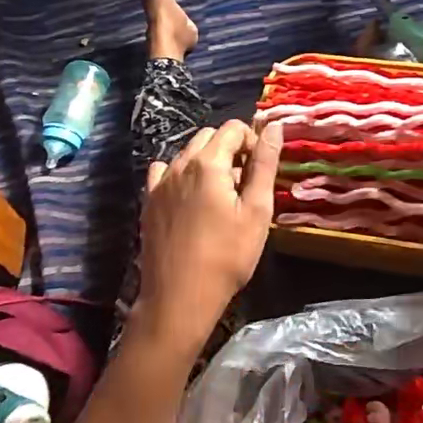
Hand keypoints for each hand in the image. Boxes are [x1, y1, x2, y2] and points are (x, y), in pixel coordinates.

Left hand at [131, 119, 283, 363]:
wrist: (180, 296)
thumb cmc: (227, 256)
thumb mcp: (257, 211)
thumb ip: (265, 164)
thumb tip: (274, 125)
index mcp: (208, 163)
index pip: (233, 129)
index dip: (252, 142)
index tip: (260, 172)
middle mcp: (179, 164)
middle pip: (208, 137)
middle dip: (230, 150)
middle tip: (245, 185)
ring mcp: (159, 183)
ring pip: (186, 154)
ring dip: (207, 162)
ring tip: (221, 197)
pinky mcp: (148, 201)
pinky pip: (165, 173)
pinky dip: (182, 176)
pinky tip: (192, 200)